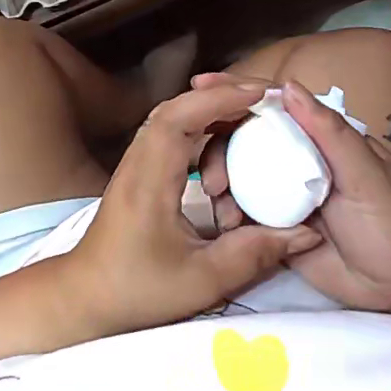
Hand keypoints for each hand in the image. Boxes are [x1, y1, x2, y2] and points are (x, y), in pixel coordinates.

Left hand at [58, 82, 321, 335]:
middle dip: (219, 98)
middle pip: (174, 110)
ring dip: (208, 115)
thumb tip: (305, 233)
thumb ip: (254, 253)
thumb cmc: (136, 290)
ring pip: (170, 121)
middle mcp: (137, 164)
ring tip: (251, 123)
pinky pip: (168, 138)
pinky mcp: (137, 175)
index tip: (261, 94)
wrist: (85, 296)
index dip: (218, 100)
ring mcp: (134, 166)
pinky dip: (198, 134)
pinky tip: (224, 153)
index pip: (178, 120)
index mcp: (148, 181)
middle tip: (266, 102)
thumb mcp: (202, 279)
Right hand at [196, 75, 390, 316]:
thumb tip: (287, 85)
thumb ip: (329, 132)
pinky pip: (238, 209)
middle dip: (215, 149)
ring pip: (234, 173)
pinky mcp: (271, 223)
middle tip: (209, 178)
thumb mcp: (367, 176)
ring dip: (220, 185)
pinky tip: (229, 226)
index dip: (234, 92)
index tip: (200, 85)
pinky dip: (227, 213)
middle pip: (241, 138)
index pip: (271, 106)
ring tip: (220, 204)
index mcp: (317, 139)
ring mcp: (279, 191)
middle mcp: (293, 158)